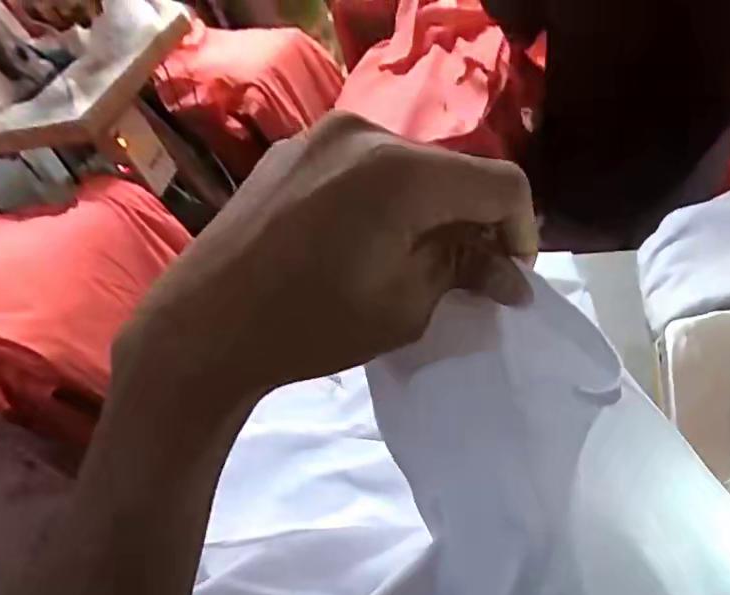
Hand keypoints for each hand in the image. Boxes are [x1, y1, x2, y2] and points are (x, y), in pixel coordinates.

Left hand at [111, 112, 537, 441]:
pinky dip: (395, 204)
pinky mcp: (297, 150)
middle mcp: (367, 133)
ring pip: (414, 168)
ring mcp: (325, 135)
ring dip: (437, 214)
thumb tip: (510, 273)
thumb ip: (463, 271)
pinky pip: (370, 169)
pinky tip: (379, 245)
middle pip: (457, 170)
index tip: (511, 278)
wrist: (206, 324)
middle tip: (476, 277)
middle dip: (479, 224)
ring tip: (425, 265)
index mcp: (403, 173)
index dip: (523, 232)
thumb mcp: (405, 306)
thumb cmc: (314, 325)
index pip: (501, 182)